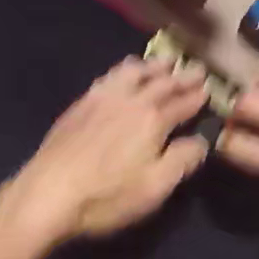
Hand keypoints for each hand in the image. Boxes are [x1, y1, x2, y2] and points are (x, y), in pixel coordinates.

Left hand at [0, 57, 211, 252]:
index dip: (199, 96)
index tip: (211, 88)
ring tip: (163, 62)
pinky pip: (109, 76)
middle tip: (196, 69)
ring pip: (133, 72)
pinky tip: (122, 74)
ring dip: (152, 66)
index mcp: (153, 120)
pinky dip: (124, 70)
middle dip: (181, 76)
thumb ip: (182, 160)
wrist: (47, 194)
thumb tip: (201, 141)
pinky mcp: (81, 104)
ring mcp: (103, 99)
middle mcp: (131, 101)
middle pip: (161, 83)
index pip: (183, 103)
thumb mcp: (155, 187)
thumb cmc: (107, 196)